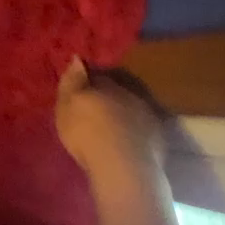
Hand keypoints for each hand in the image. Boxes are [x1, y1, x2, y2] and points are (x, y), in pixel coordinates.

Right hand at [56, 57, 165, 180]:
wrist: (122, 166)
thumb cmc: (87, 134)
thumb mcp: (67, 108)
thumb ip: (71, 83)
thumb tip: (77, 59)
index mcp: (107, 85)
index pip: (97, 75)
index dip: (87, 82)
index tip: (77, 91)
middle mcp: (130, 94)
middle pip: (116, 91)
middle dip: (106, 97)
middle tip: (91, 110)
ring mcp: (147, 114)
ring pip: (131, 107)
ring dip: (121, 113)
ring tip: (107, 128)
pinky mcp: (157, 136)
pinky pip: (141, 127)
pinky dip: (132, 130)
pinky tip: (123, 141)